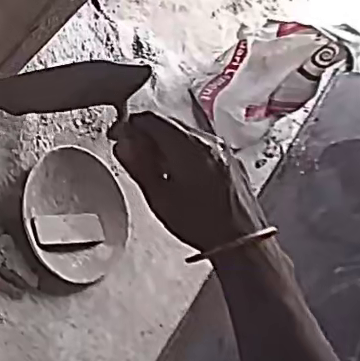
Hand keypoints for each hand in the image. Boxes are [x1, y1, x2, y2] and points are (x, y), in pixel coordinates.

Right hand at [111, 111, 267, 251]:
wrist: (241, 241)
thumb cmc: (202, 223)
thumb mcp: (158, 196)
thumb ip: (137, 164)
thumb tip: (123, 144)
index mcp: (188, 147)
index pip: (150, 119)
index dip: (128, 125)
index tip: (118, 137)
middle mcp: (208, 142)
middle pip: (167, 123)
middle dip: (144, 134)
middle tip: (131, 153)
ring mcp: (221, 149)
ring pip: (181, 133)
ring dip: (161, 143)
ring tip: (152, 168)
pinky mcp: (228, 159)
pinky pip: (197, 144)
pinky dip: (179, 150)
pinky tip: (174, 173)